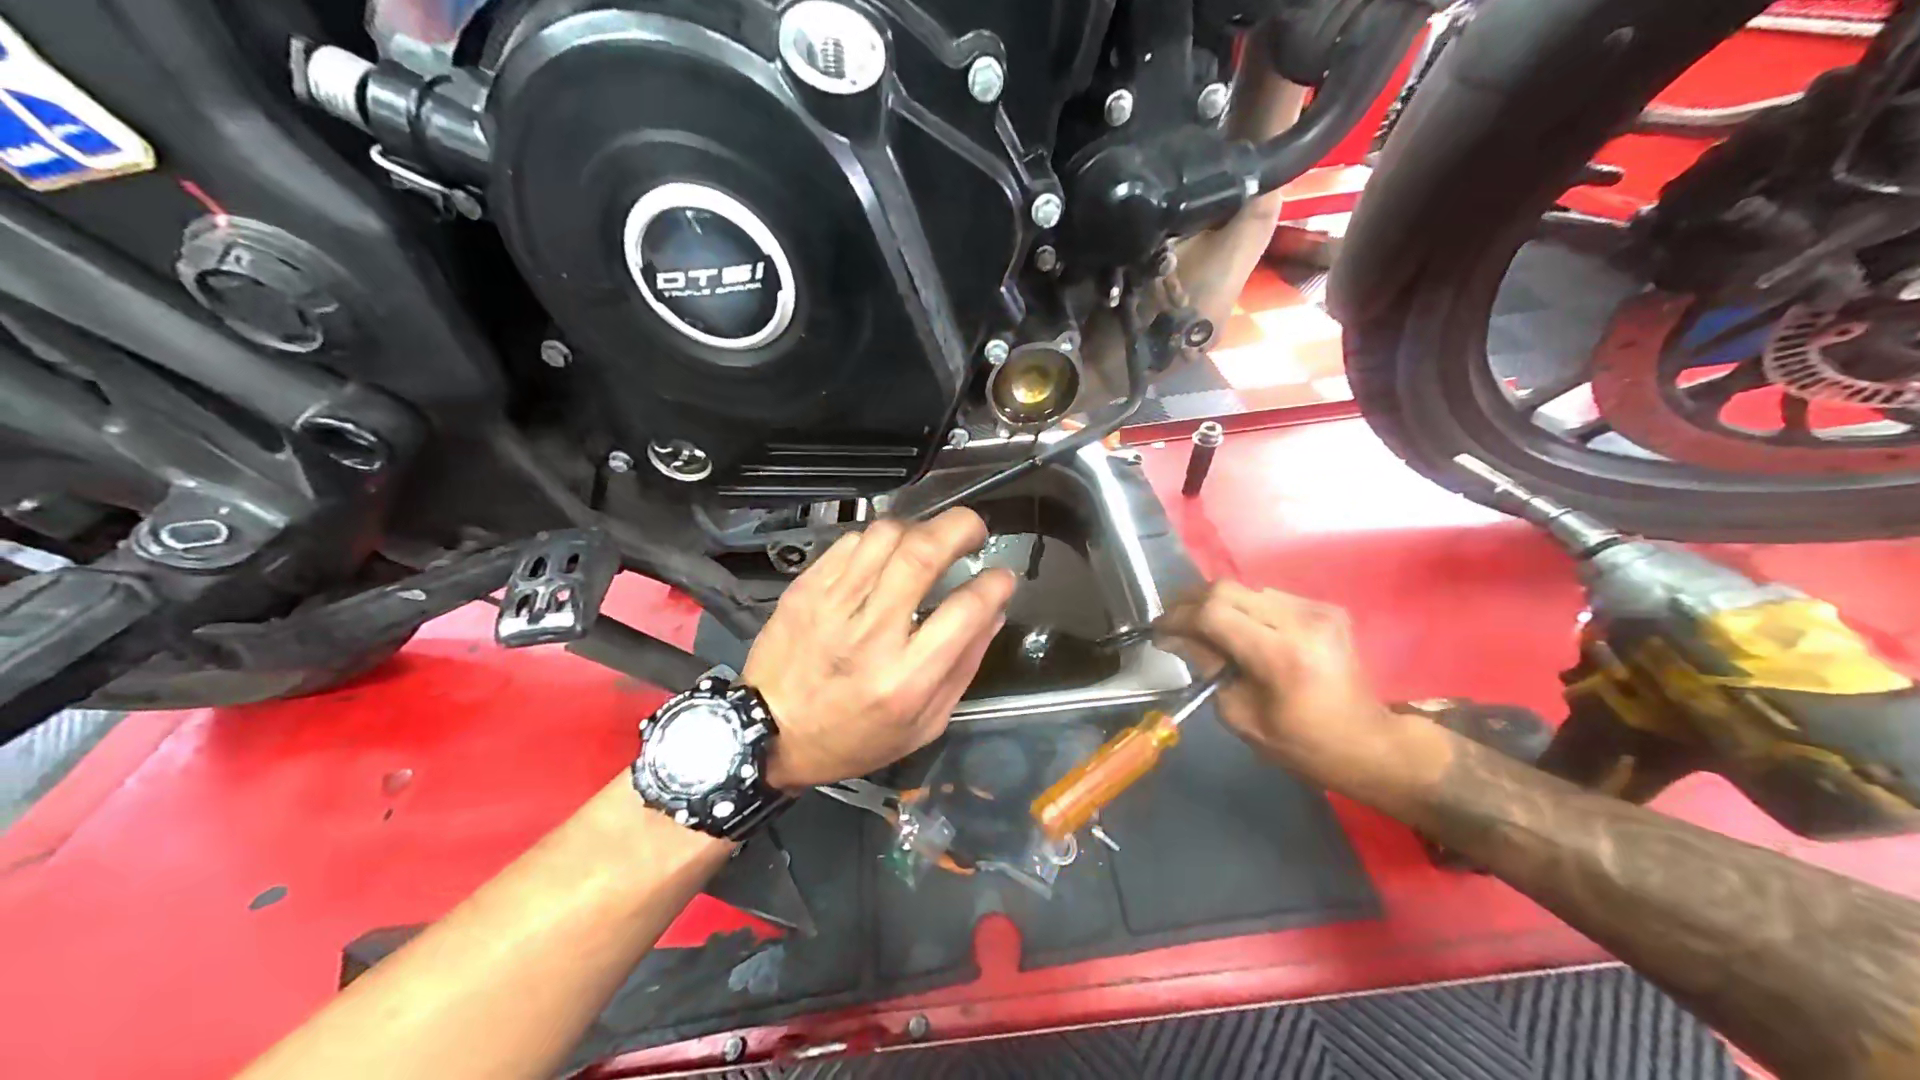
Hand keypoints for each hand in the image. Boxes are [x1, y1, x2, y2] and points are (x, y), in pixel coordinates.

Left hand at [744, 508, 1015, 789]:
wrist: (769, 732)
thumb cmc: (853, 738)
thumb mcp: (924, 724)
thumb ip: (963, 668)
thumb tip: (993, 613)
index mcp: (906, 679)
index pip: (965, 611)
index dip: (995, 584)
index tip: (1002, 576)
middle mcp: (871, 635)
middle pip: (922, 554)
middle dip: (959, 527)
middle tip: (974, 530)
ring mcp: (833, 606)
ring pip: (885, 537)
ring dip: (918, 529)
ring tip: (927, 543)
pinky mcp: (806, 589)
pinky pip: (851, 543)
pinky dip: (878, 539)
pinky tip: (885, 556)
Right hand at [1156, 581, 1417, 797]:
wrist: (1367, 743)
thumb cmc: (1300, 743)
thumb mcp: (1240, 714)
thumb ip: (1207, 667)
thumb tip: (1176, 637)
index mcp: (1281, 655)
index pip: (1213, 613)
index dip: (1178, 617)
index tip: (1158, 630)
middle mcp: (1301, 621)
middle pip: (1227, 589)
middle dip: (1191, 602)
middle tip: (1172, 622)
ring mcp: (1317, 609)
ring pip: (1245, 588)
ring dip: (1216, 603)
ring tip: (1199, 625)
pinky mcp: (1325, 607)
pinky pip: (1267, 596)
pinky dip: (1243, 607)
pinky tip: (1236, 629)